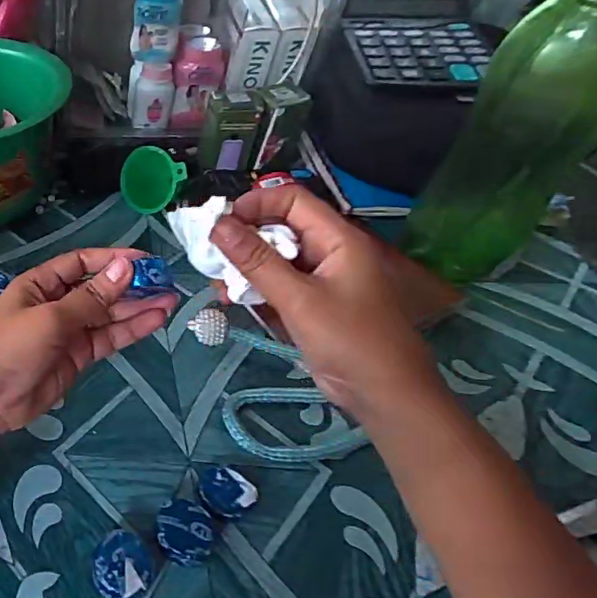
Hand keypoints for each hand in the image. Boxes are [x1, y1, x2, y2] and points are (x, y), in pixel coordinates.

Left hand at [0, 248, 177, 433]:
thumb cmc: (9, 348)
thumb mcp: (49, 318)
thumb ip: (90, 298)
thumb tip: (125, 268)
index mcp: (39, 285)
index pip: (80, 263)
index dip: (111, 260)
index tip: (145, 260)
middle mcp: (55, 304)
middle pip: (98, 289)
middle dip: (130, 285)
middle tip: (167, 282)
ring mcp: (67, 331)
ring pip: (107, 314)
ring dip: (136, 307)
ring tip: (170, 300)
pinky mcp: (77, 356)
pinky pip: (107, 338)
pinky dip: (130, 330)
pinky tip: (155, 321)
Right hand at [209, 187, 444, 419]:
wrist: (385, 397)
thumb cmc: (350, 341)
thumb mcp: (297, 299)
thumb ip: (256, 261)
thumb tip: (217, 224)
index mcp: (338, 239)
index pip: (291, 199)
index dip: (254, 204)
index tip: (220, 223)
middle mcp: (328, 252)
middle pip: (278, 227)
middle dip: (242, 238)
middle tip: (211, 257)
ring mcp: (319, 278)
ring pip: (272, 257)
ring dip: (243, 267)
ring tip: (219, 285)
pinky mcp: (310, 302)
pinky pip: (275, 283)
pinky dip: (253, 288)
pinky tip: (232, 300)